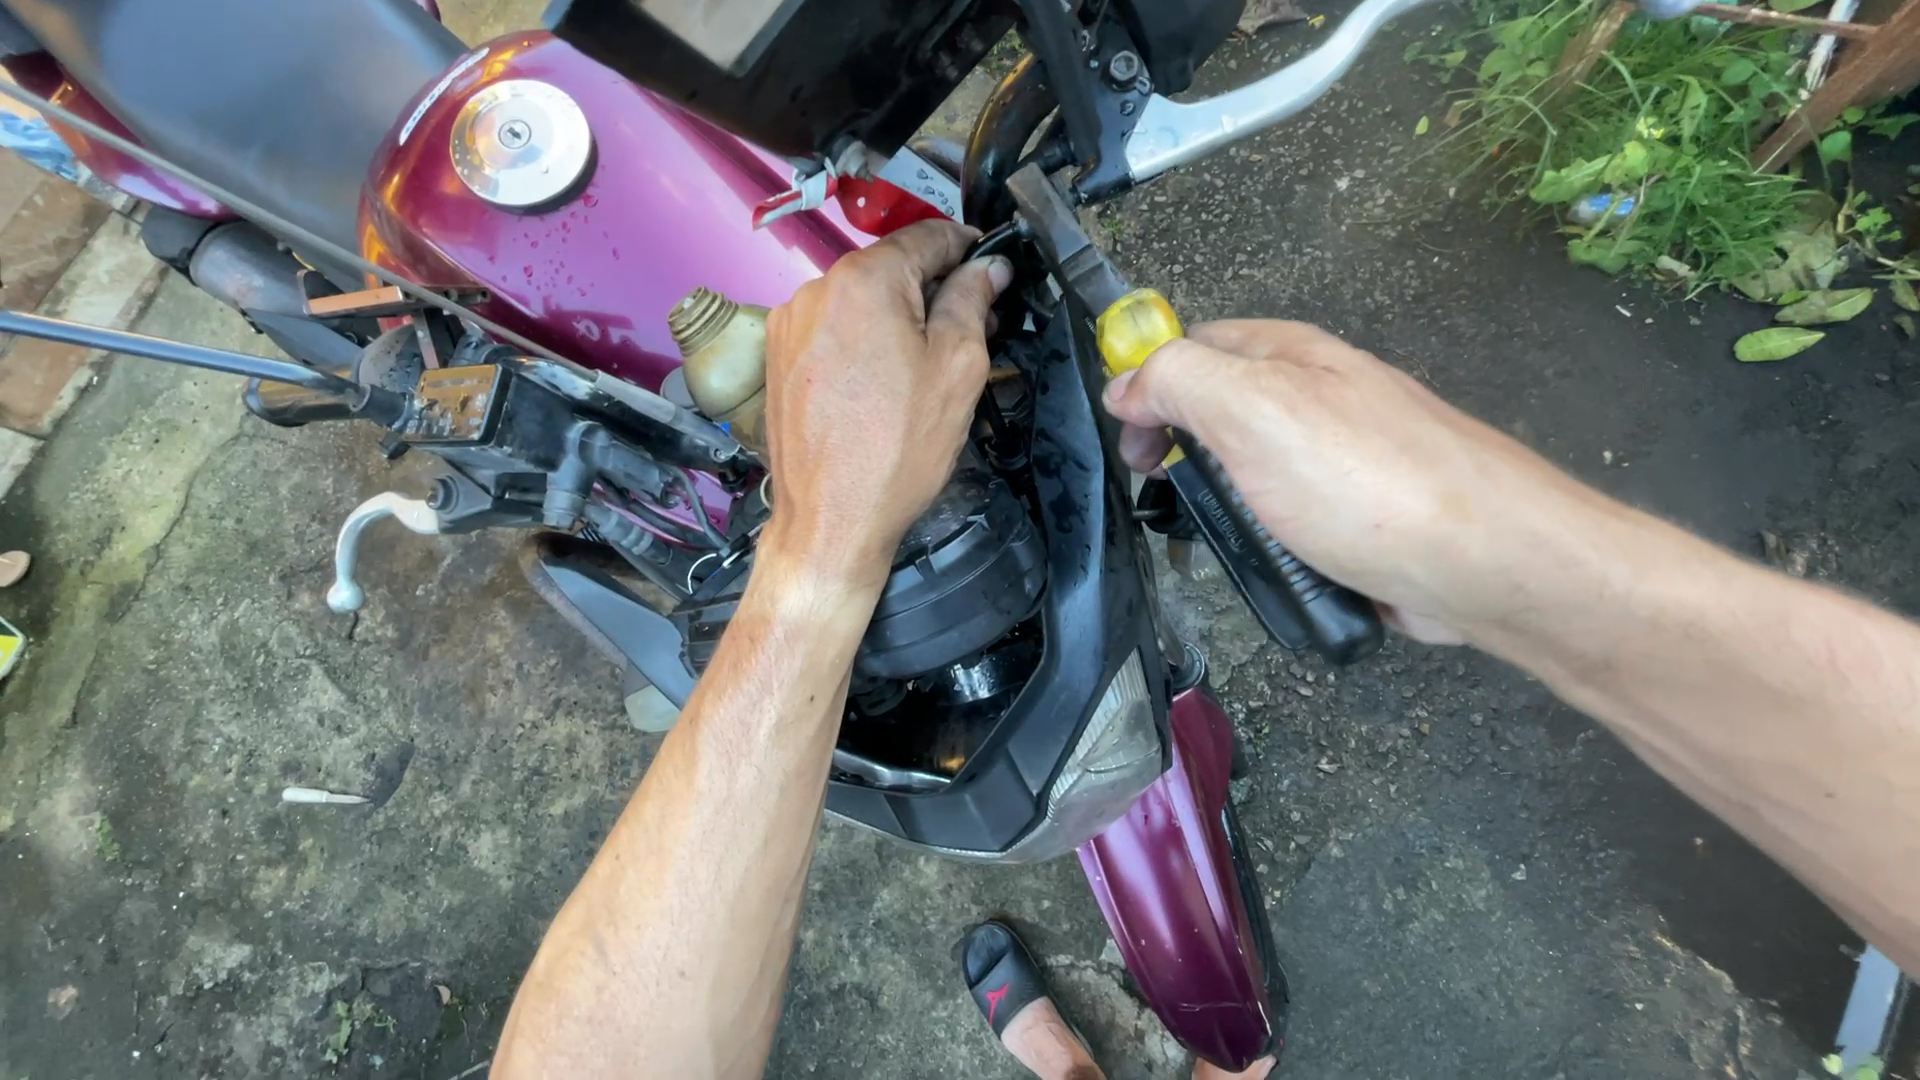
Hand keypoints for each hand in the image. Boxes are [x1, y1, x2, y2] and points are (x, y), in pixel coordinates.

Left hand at [761, 220, 1011, 581]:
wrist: (831, 521)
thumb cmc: (898, 450)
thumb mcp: (957, 368)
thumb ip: (972, 301)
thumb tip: (988, 267)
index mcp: (863, 281)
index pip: (926, 236)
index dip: (967, 247)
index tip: (991, 267)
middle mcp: (815, 290)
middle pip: (890, 270)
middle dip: (935, 290)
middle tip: (975, 326)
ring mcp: (789, 326)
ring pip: (861, 303)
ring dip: (899, 318)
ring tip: (929, 362)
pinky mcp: (778, 360)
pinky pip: (834, 332)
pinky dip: (865, 342)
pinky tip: (886, 381)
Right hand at [1103, 320, 1603, 644]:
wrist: (1481, 561)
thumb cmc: (1358, 480)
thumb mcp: (1252, 409)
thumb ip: (1178, 380)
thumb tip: (1124, 386)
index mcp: (1287, 354)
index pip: (1191, 345)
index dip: (1147, 383)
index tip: (1133, 442)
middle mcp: (1313, 391)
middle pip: (1215, 403)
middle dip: (1175, 441)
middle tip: (1161, 487)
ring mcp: (1335, 452)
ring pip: (1245, 460)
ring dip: (1213, 489)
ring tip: (1209, 524)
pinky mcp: (1351, 506)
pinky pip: (1280, 504)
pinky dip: (1255, 523)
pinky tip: (1257, 548)